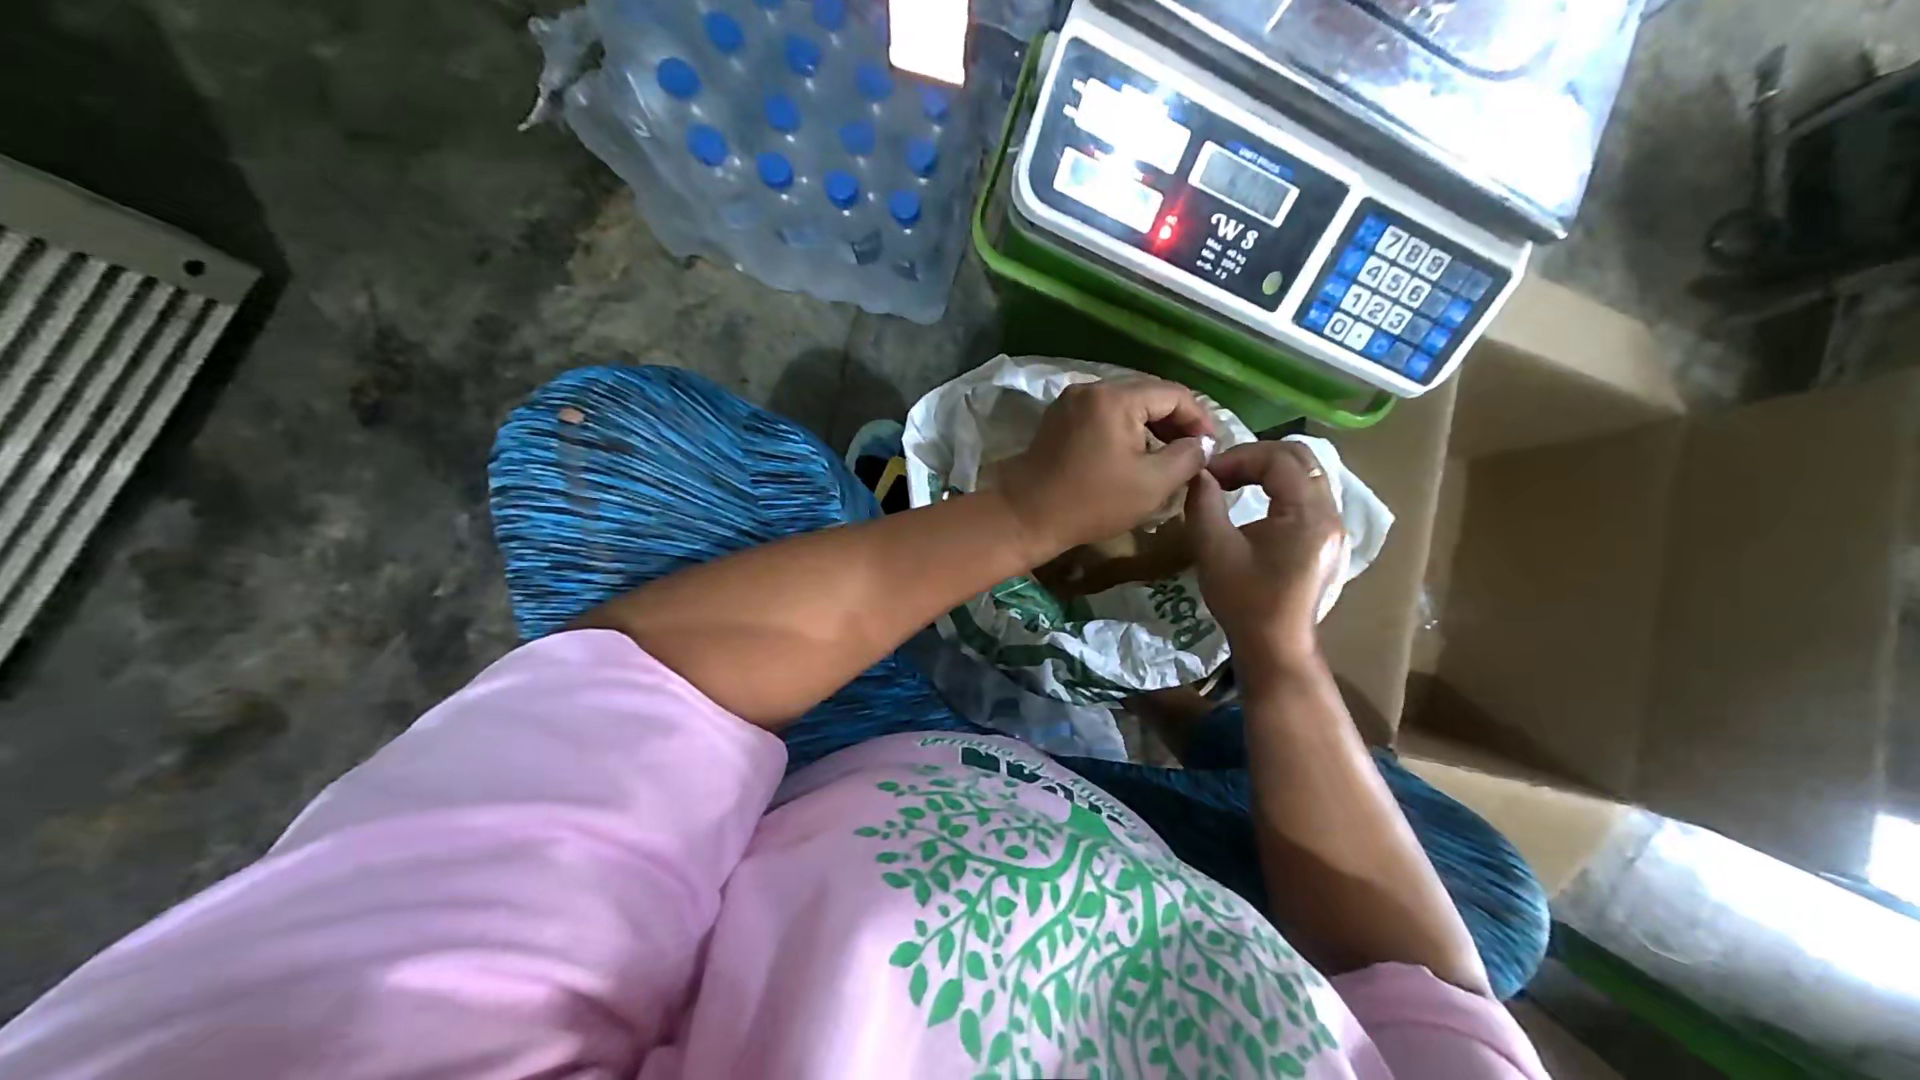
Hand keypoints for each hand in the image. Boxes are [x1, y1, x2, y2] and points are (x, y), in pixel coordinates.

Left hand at [996, 378, 1214, 556]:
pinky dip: (1126, 429)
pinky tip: (1137, 453)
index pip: (1173, 393)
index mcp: (1115, 398)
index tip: (1212, 447)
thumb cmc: (1091, 503)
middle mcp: (1092, 388)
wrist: (1026, 516)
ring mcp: (1072, 401)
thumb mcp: (1152, 484)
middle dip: (1176, 421)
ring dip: (1151, 425)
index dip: (1200, 419)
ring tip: (1171, 454)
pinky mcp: (1060, 418)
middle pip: (1148, 393)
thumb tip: (1203, 444)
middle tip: (1195, 451)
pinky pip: (1104, 414)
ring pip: (1126, 404)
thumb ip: (1187, 457)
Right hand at [1185, 442, 1344, 668]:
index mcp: (1308, 514)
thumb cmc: (1244, 599)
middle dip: (1256, 457)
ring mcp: (1335, 529)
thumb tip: (1200, 474)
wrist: (1275, 647)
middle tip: (1221, 473)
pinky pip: (1309, 496)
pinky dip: (1280, 489)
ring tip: (1233, 485)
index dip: (1239, 457)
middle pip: (1300, 458)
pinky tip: (1255, 506)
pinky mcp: (1329, 541)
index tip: (1207, 474)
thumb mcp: (1213, 548)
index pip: (1278, 459)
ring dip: (1268, 471)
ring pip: (1307, 475)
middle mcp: (1331, 514)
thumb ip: (1204, 502)